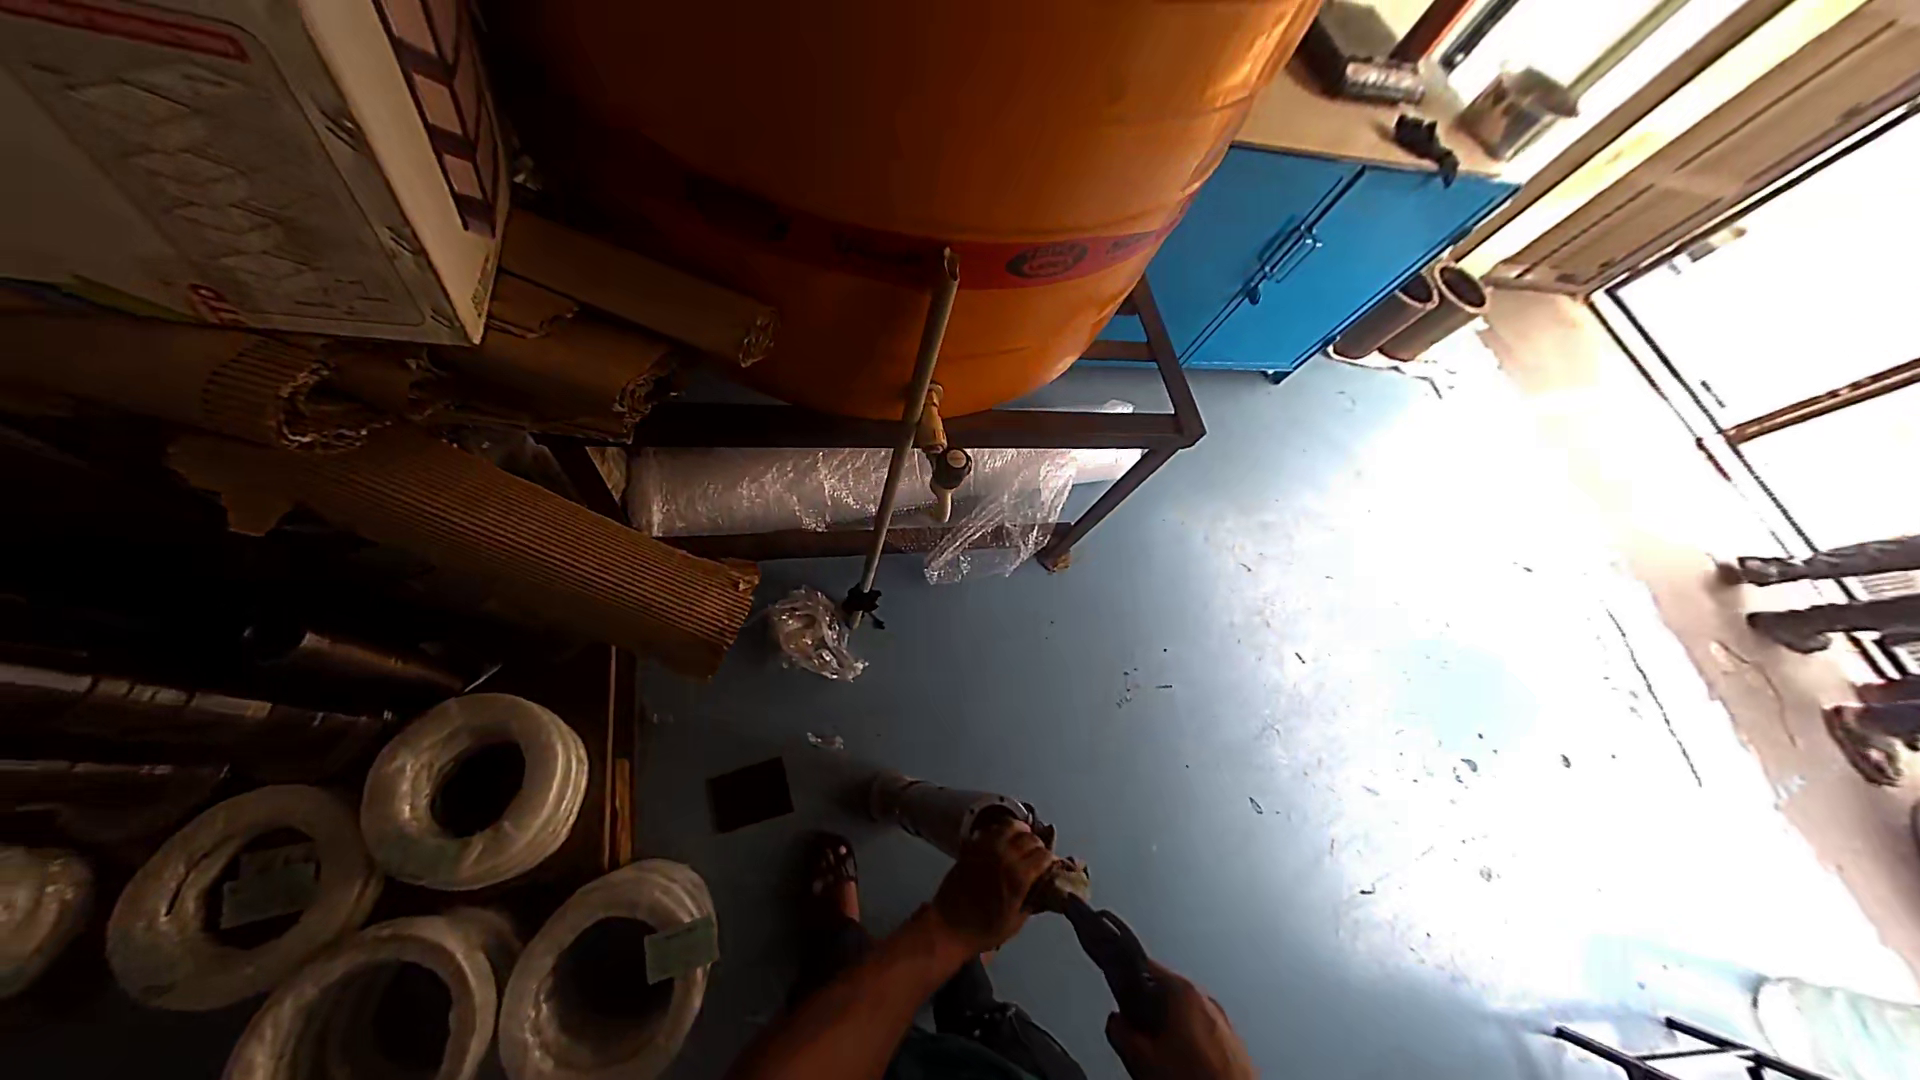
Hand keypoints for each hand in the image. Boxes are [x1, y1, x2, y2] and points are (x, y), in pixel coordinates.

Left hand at [929, 819, 1054, 954]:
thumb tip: (1044, 886)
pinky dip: (1001, 830)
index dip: (1050, 859)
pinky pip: (991, 829)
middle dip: (1037, 845)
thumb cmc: (985, 930)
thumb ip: (1033, 899)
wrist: (950, 925)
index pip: (1043, 855)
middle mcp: (1004, 856)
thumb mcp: (1016, 921)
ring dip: (1020, 831)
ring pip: (1010, 826)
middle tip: (1036, 855)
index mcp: (1018, 876)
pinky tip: (1003, 840)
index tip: (1049, 865)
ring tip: (1021, 840)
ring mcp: (986, 847)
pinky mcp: (972, 845)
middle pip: (1029, 838)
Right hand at [1106, 962, 1255, 1079]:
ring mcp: (1224, 1024)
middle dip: (1150, 1015)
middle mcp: (1206, 1000)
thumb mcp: (1142, 1060)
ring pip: (1186, 1019)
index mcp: (1183, 991)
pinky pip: (1204, 1037)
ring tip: (1166, 1063)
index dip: (1127, 980)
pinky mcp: (1236, 1047)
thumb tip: (1116, 1022)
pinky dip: (1193, 1050)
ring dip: (1173, 1034)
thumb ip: (1120, 1031)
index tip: (1120, 995)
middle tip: (1141, 1041)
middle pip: (1165, 995)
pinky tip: (1188, 1072)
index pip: (1145, 966)